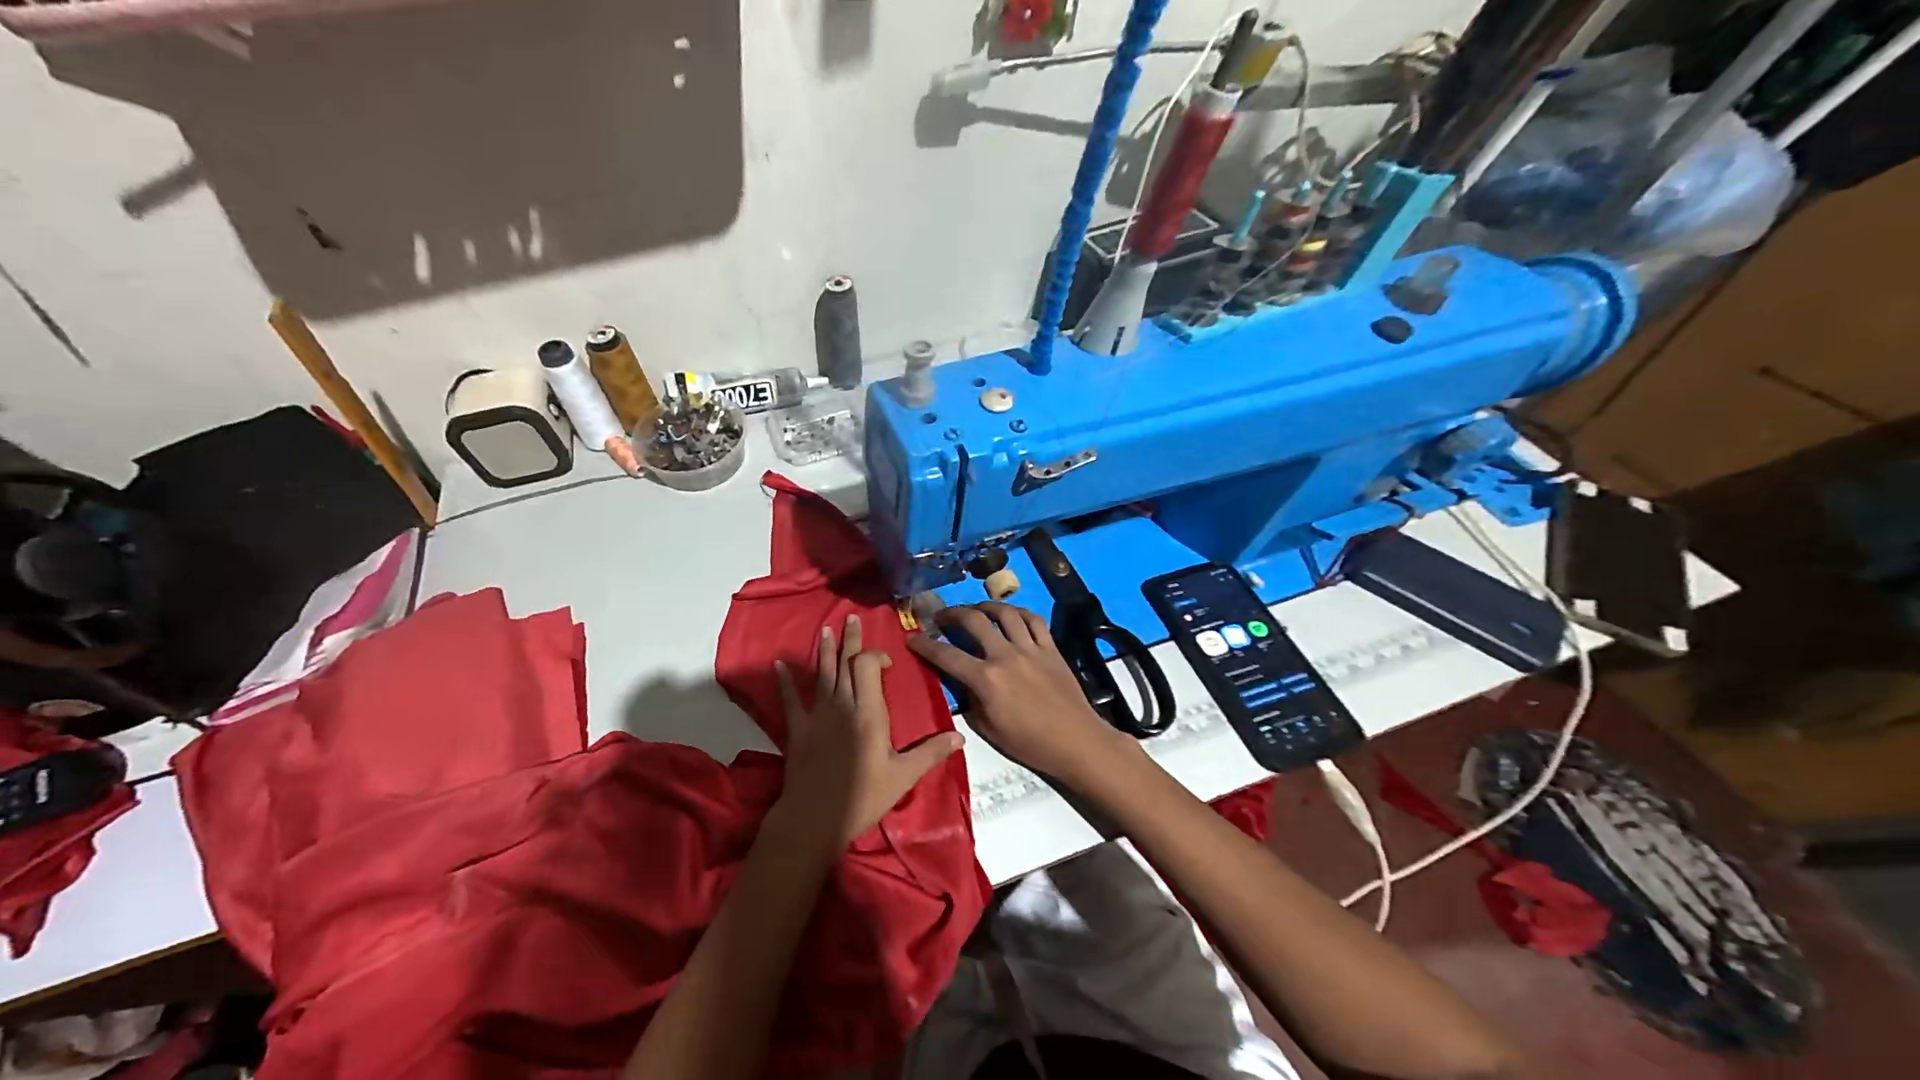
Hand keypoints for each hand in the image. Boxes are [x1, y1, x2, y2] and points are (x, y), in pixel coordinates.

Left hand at [774, 613, 963, 847]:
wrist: (815, 818)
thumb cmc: (864, 797)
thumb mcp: (904, 775)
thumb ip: (931, 752)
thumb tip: (961, 737)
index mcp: (869, 712)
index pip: (868, 666)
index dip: (875, 655)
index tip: (886, 662)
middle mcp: (842, 705)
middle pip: (845, 663)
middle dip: (849, 640)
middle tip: (851, 619)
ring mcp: (816, 716)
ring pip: (821, 674)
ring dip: (823, 651)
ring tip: (824, 630)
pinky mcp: (797, 729)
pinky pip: (790, 700)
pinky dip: (785, 681)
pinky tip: (778, 664)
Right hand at [907, 602, 1137, 788]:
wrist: (1075, 741)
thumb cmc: (1029, 743)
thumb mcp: (987, 728)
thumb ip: (969, 699)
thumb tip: (961, 681)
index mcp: (986, 680)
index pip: (946, 655)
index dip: (924, 644)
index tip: (912, 637)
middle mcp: (1005, 656)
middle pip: (973, 621)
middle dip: (952, 613)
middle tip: (942, 616)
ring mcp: (1030, 648)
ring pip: (1004, 613)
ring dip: (985, 606)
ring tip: (975, 609)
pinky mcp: (1051, 648)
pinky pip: (1033, 620)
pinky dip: (1018, 612)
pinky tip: (1010, 615)